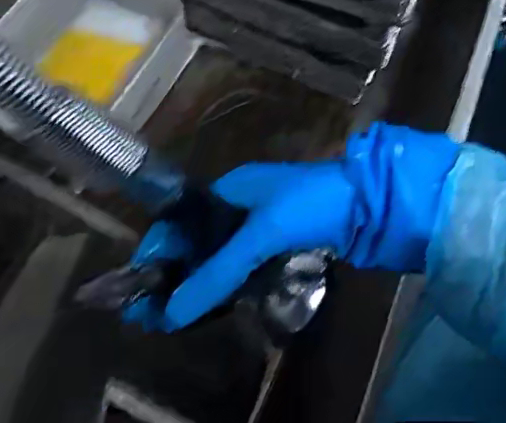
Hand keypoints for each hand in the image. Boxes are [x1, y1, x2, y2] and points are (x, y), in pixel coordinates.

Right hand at [128, 124, 460, 329]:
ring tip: (175, 316)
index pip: (180, 218)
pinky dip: (222, 284)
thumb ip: (220, 270)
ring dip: (197, 281)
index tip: (138, 285)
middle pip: (196, 239)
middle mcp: (239, 203)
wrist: (367, 202)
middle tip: (153, 312)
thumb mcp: (262, 232)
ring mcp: (260, 224)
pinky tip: (212, 306)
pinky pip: (239, 266)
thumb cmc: (309, 204)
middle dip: (174, 272)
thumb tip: (171, 311)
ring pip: (217, 255)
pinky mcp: (278, 244)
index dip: (158, 249)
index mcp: (230, 188)